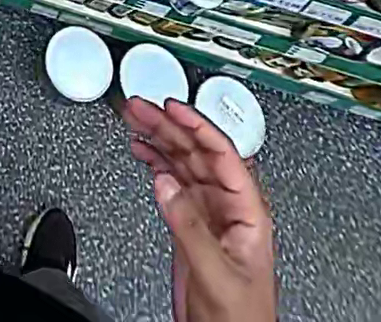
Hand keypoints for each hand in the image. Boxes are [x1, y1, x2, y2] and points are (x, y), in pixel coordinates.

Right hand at [123, 98, 276, 321]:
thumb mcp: (216, 274)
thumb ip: (190, 227)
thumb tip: (166, 182)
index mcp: (246, 210)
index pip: (222, 152)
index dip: (196, 125)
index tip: (172, 107)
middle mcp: (227, 204)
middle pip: (196, 150)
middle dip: (167, 124)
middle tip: (140, 106)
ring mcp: (208, 212)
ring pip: (182, 160)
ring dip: (158, 136)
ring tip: (135, 118)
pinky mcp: (190, 222)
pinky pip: (172, 179)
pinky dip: (155, 160)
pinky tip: (142, 149)